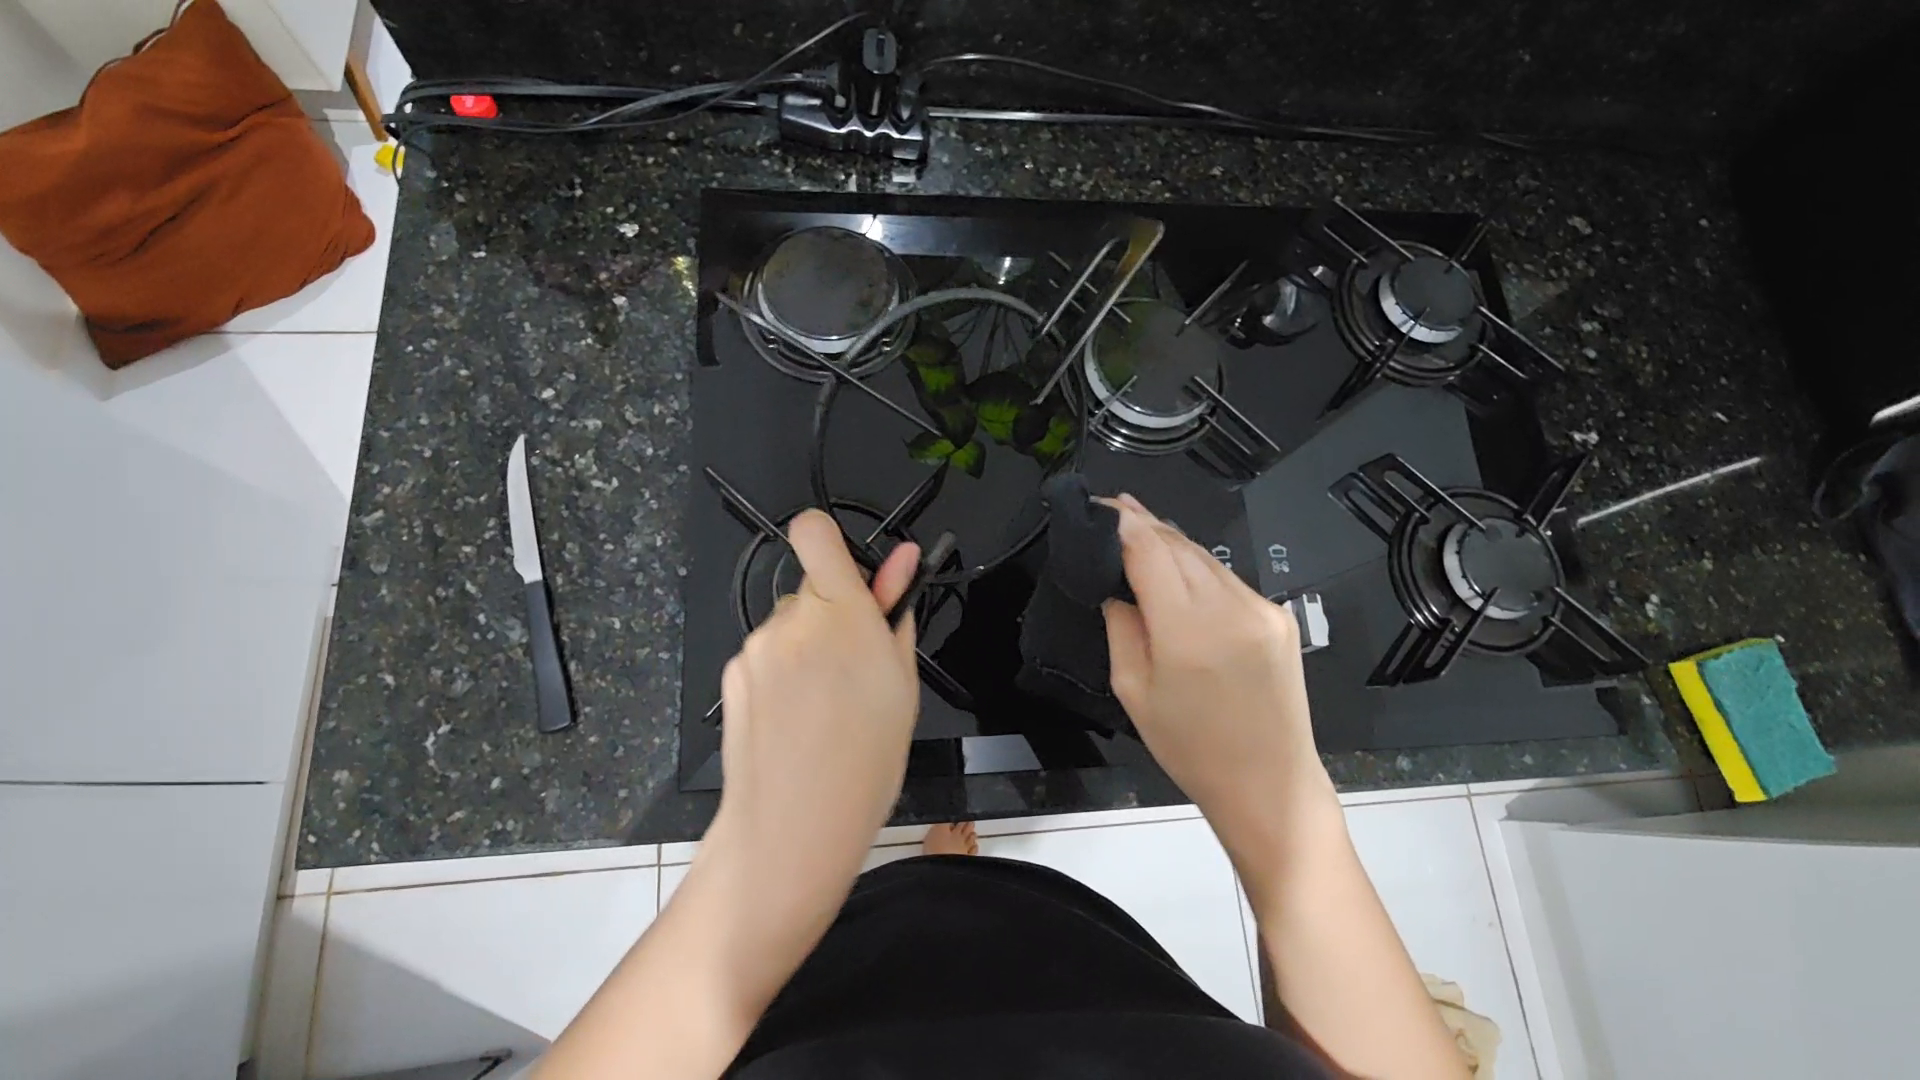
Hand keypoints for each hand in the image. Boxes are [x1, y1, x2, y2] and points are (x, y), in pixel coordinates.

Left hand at [706, 510, 921, 900]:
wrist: (794, 826)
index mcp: (840, 613)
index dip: (830, 538)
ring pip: (789, 626)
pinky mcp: (732, 675)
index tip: (848, 570)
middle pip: (810, 588)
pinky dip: (783, 675)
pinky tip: (799, 720)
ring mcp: (755, 648)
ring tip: (829, 706)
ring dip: (809, 648)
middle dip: (834, 613)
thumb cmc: (866, 760)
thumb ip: (895, 611)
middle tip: (858, 665)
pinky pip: (766, 657)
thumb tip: (902, 561)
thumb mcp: (902, 682)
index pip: (815, 531)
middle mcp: (790, 620)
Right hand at [1101, 495, 1335, 848]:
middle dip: (1144, 523)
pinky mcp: (1278, 616)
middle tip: (1113, 509)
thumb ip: (1122, 627)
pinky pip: (1228, 579)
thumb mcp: (1134, 692)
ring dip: (1171, 542)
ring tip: (1140, 530)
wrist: (1268, 784)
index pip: (1148, 549)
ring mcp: (1260, 609)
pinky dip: (1199, 568)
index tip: (1098, 507)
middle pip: (1178, 544)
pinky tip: (1179, 569)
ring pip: (1205, 557)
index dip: (1120, 522)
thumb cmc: (1191, 749)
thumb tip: (1118, 588)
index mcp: (1186, 630)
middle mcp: (1229, 608)